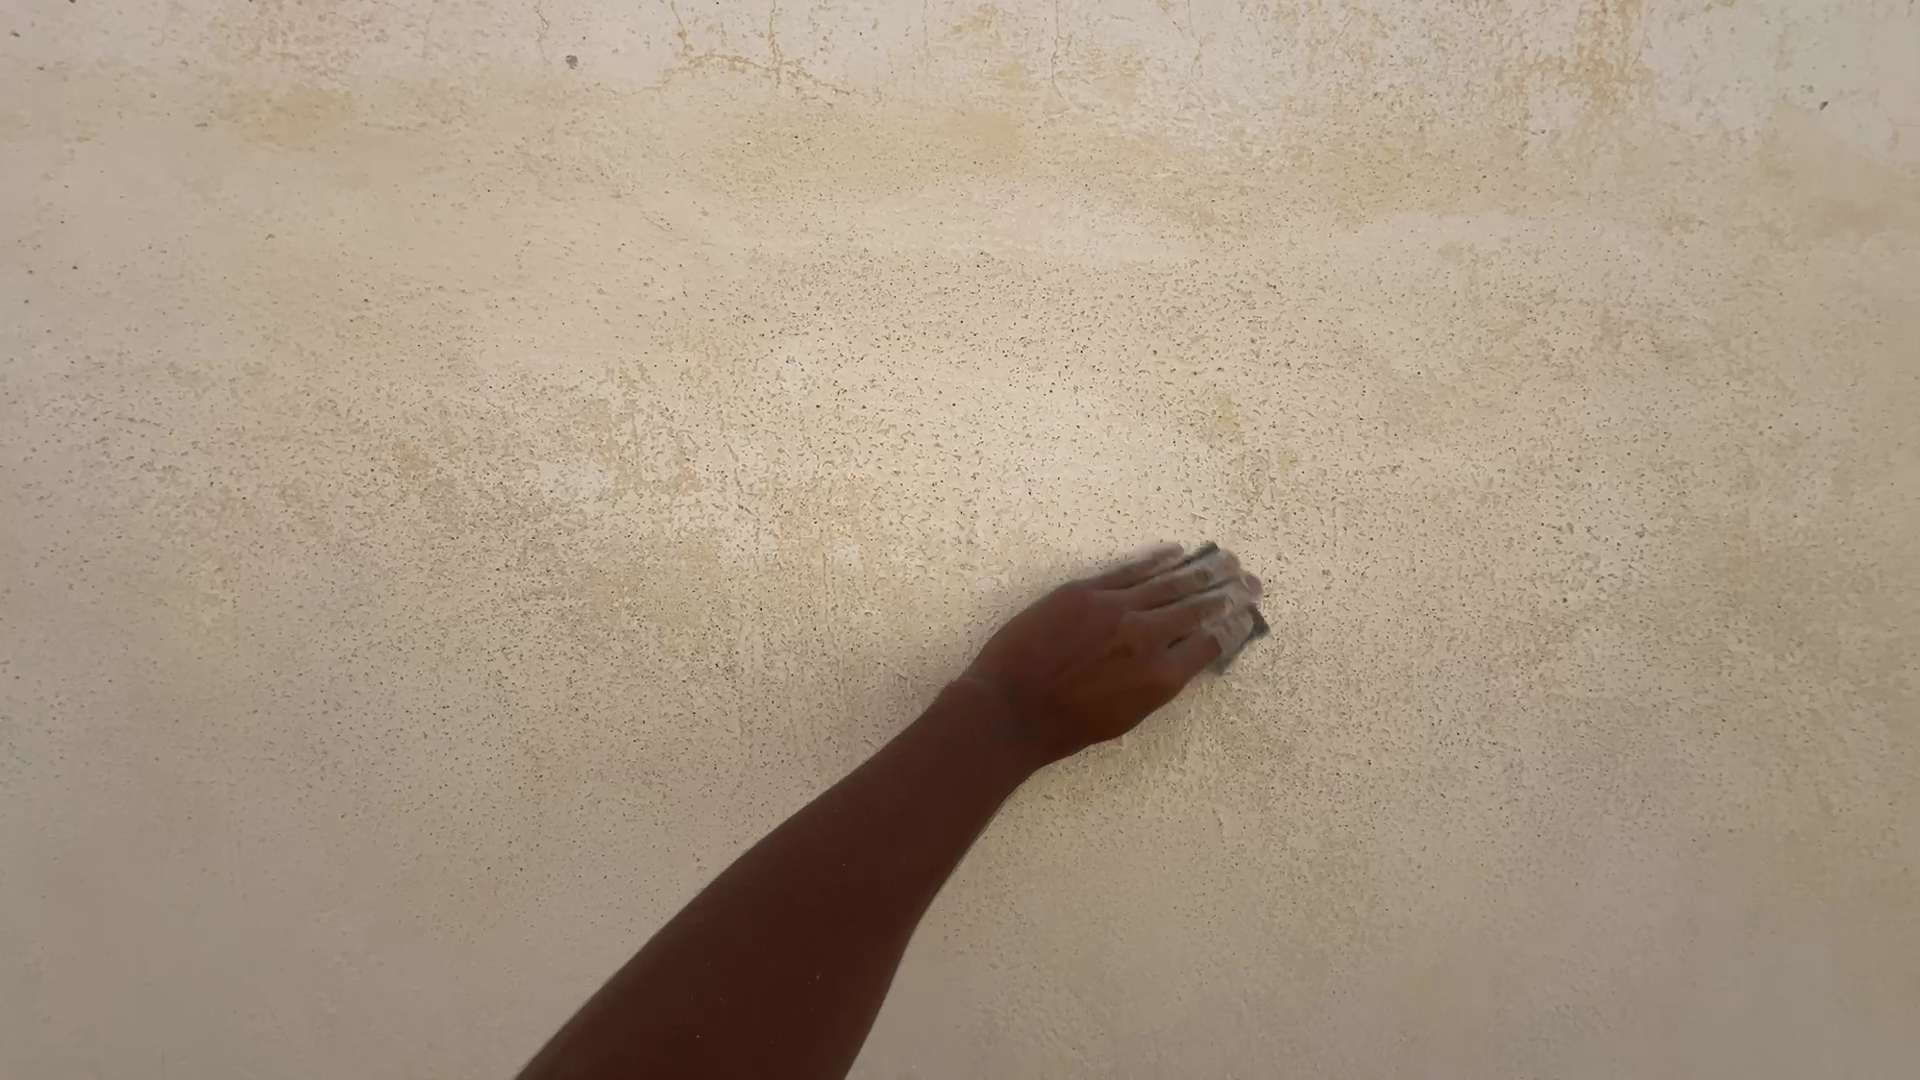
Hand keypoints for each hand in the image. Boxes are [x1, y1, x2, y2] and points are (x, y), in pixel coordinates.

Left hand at [956, 544, 1263, 767]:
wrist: (1009, 708)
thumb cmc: (1065, 726)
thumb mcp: (1126, 716)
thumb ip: (1158, 683)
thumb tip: (1180, 658)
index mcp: (1161, 678)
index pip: (1212, 643)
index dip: (1233, 626)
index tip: (1248, 613)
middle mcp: (1147, 638)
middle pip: (1199, 607)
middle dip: (1230, 592)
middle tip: (1250, 578)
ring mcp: (1115, 609)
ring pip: (1169, 582)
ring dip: (1202, 569)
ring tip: (1225, 558)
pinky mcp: (1084, 591)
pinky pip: (1129, 570)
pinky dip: (1155, 559)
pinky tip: (1174, 552)